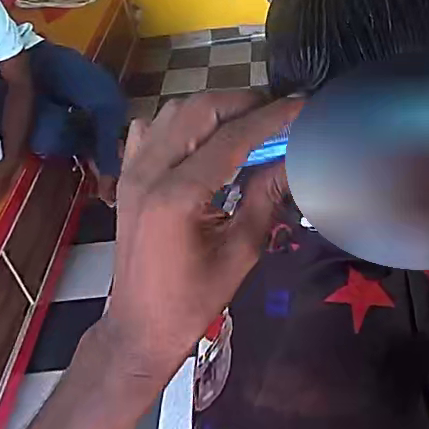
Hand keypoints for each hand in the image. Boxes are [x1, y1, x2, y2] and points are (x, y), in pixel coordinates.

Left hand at [96, 91, 299, 380]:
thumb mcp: (241, 252)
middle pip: (200, 109)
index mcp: (177, 195)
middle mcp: (149, 171)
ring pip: (176, 110)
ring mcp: (133, 168)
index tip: (301, 106)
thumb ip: (265, 197)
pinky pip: (154, 127)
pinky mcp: (127, 173)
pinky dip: (182, 120)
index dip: (271, 117)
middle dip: (243, 102)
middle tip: (277, 112)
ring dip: (215, 108)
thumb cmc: (193, 300)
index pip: (232, 137)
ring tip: (248, 122)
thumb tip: (293, 159)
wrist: (138, 326)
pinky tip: (204, 136)